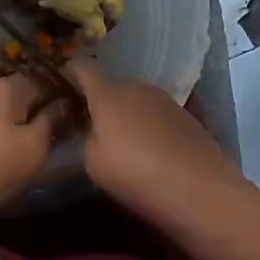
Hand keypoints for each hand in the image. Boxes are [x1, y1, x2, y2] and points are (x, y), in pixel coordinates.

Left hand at [0, 74, 67, 220]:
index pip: (44, 80)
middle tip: (65, 130)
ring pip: (10, 106)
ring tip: (46, 141)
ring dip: (27, 119)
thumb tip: (65, 102)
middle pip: (25, 91)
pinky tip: (20, 147)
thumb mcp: (36, 144)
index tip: (79, 115)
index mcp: (5, 85)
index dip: (64, 95)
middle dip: (44, 107)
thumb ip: (54, 118)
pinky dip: (10, 128)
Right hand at [64, 60, 252, 214]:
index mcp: (109, 94)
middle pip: (110, 86)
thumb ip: (86, 138)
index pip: (82, 67)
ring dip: (124, 115)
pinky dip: (147, 128)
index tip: (57, 86)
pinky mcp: (188, 118)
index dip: (67, 72)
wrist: (202, 191)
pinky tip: (149, 153)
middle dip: (97, 101)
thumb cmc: (137, 174)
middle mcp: (138, 88)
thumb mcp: (93, 162)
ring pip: (135, 101)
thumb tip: (94, 130)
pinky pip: (156, 116)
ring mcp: (167, 102)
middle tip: (86, 125)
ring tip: (120, 143)